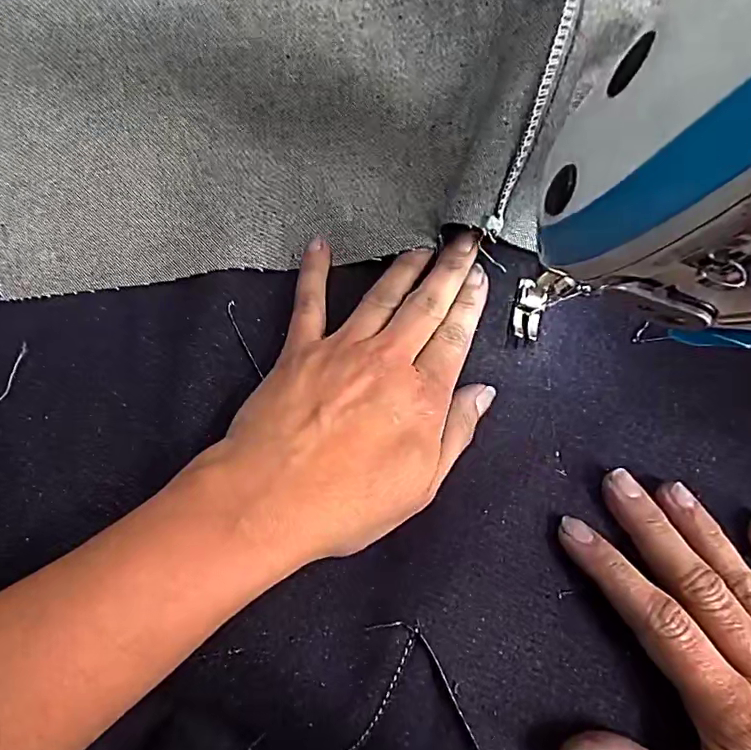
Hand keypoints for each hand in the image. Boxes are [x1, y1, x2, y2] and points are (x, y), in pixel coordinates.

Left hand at [188, 232, 494, 562]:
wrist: (270, 500)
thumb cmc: (343, 503)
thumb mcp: (420, 485)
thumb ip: (456, 433)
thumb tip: (480, 397)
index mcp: (421, 396)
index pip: (455, 337)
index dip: (470, 304)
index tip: (479, 281)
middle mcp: (386, 362)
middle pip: (426, 305)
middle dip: (449, 270)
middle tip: (463, 246)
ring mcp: (341, 351)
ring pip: (381, 296)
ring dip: (404, 268)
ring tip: (421, 250)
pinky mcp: (300, 351)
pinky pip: (310, 301)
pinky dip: (315, 271)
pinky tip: (321, 248)